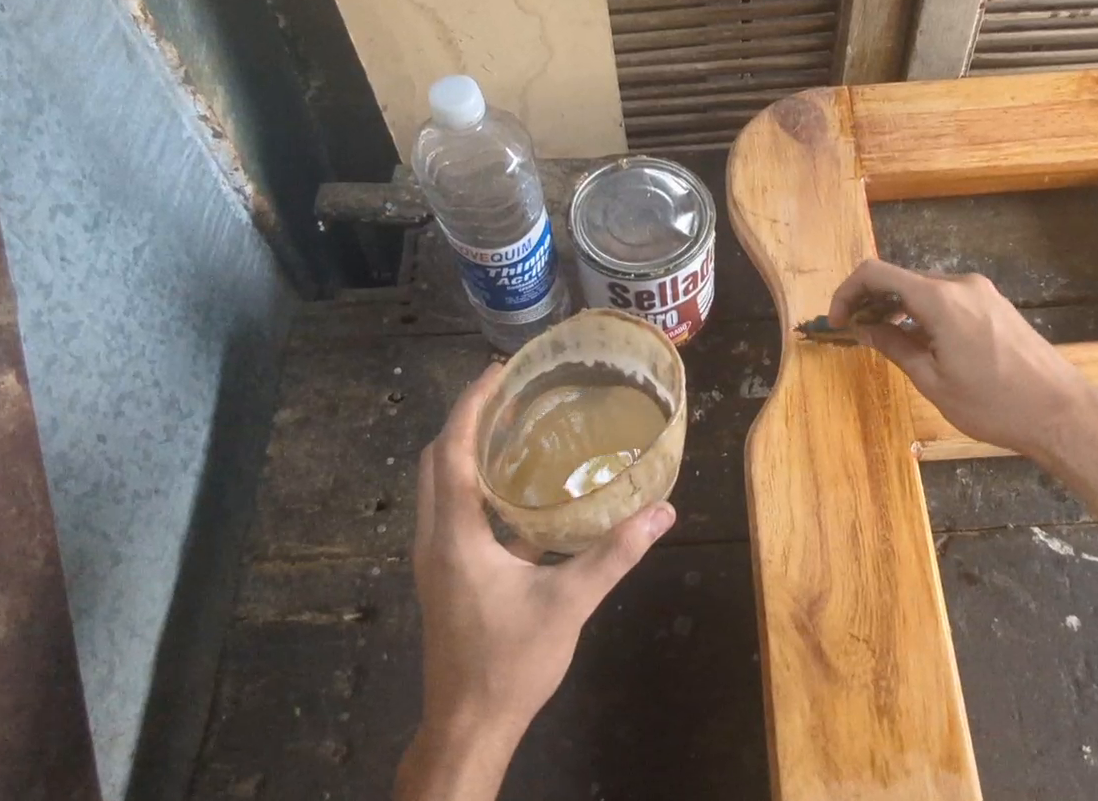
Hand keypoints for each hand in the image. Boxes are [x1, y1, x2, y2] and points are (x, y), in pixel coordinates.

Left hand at [410, 364, 675, 746]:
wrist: (468, 727)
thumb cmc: (510, 663)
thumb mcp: (569, 604)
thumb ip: (616, 554)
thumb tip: (662, 511)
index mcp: (455, 536)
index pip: (452, 451)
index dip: (471, 405)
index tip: (497, 371)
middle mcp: (435, 538)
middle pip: (436, 460)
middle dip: (467, 418)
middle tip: (509, 392)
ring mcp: (435, 558)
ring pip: (438, 485)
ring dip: (466, 449)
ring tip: (512, 427)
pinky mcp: (444, 575)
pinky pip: (451, 509)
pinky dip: (473, 482)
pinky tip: (516, 488)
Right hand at [829, 259, 1097, 459]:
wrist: (1061, 412)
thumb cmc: (993, 403)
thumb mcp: (933, 380)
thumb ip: (894, 346)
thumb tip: (864, 329)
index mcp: (940, 298)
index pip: (876, 273)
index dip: (847, 292)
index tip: (836, 322)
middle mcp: (960, 284)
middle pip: (899, 278)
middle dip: (868, 300)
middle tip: (852, 333)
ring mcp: (980, 292)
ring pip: (922, 288)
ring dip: (894, 306)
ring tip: (879, 338)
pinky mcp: (993, 304)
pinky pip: (945, 298)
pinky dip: (920, 311)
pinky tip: (916, 340)